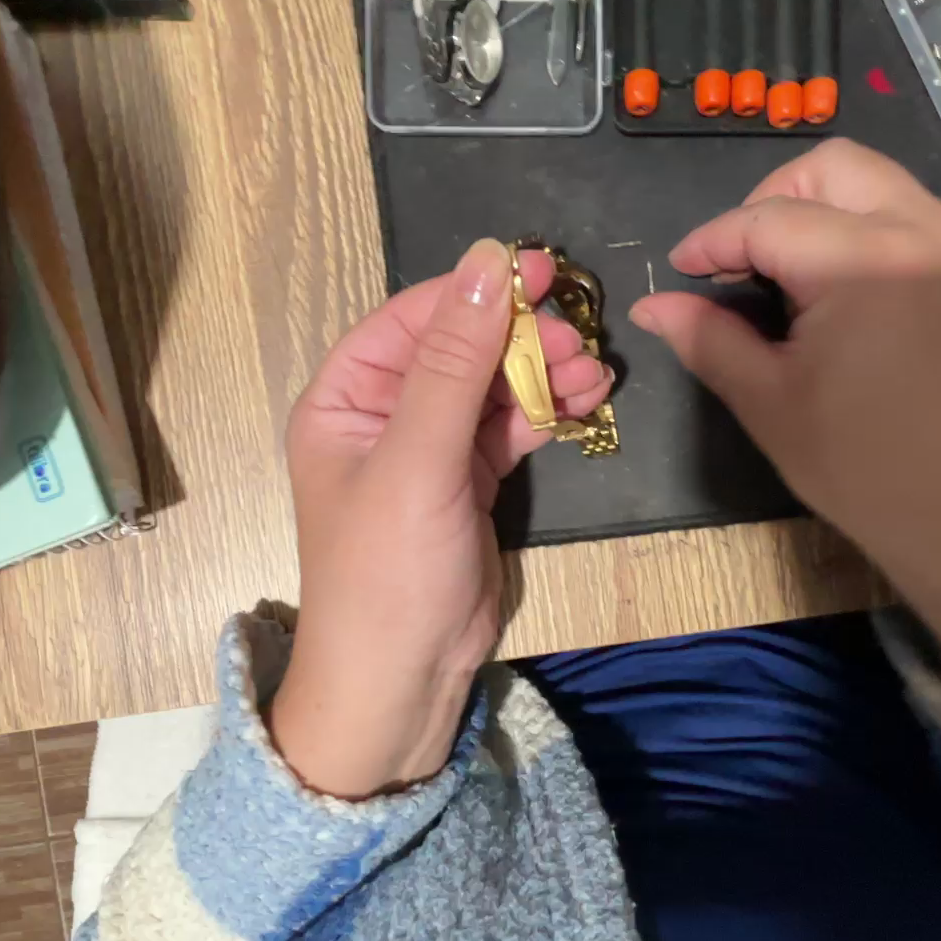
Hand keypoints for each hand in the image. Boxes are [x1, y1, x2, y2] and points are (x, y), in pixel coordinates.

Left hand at [271, 239, 613, 797]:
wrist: (404, 678)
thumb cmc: (389, 569)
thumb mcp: (418, 460)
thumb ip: (453, 363)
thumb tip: (486, 263)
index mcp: (346, 399)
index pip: (411, 321)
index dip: (472, 292)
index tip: (537, 269)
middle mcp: (385, 416)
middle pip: (458, 351)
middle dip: (518, 340)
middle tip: (576, 337)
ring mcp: (430, 450)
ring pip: (490, 389)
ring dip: (541, 376)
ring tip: (594, 374)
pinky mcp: (468, 482)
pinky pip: (508, 429)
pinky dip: (544, 413)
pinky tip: (584, 401)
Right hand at [631, 140, 940, 701]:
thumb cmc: (864, 470)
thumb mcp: (769, 404)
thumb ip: (707, 339)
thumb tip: (651, 305)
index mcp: (866, 264)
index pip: (768, 219)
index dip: (712, 239)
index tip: (679, 270)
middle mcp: (930, 230)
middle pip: (834, 168)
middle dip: (768, 202)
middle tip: (736, 262)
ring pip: (882, 189)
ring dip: (820, 216)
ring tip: (787, 283)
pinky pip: (919, 223)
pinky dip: (867, 238)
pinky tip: (847, 302)